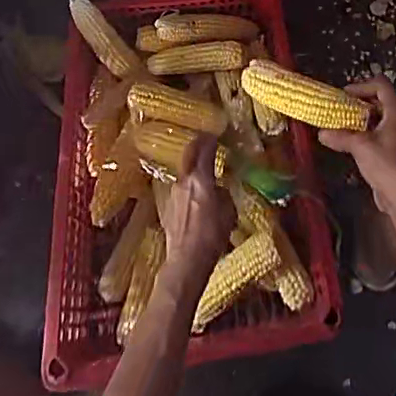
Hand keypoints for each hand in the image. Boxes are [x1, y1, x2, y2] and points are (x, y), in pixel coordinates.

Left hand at [158, 137, 232, 285]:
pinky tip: (194, 197)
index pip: (205, 150)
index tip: (215, 134)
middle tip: (205, 140)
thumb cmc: (212, 236)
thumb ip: (224, 195)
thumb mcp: (228, 213)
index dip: (210, 139)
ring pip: (183, 173)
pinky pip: (180, 190)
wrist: (186, 261)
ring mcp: (172, 194)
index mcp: (200, 179)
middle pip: (189, 154)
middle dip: (197, 144)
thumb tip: (219, 190)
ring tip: (202, 172)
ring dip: (192, 168)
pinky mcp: (167, 207)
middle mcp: (183, 181)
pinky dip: (188, 187)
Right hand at [320, 78, 395, 216]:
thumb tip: (321, 132)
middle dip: (358, 102)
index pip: (381, 86)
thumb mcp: (360, 147)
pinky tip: (349, 140)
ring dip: (359, 118)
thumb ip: (340, 136)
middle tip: (340, 107)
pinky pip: (378, 132)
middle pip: (379, 100)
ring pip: (378, 117)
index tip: (345, 95)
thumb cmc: (387, 166)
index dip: (361, 86)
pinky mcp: (394, 148)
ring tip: (341, 123)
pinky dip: (364, 131)